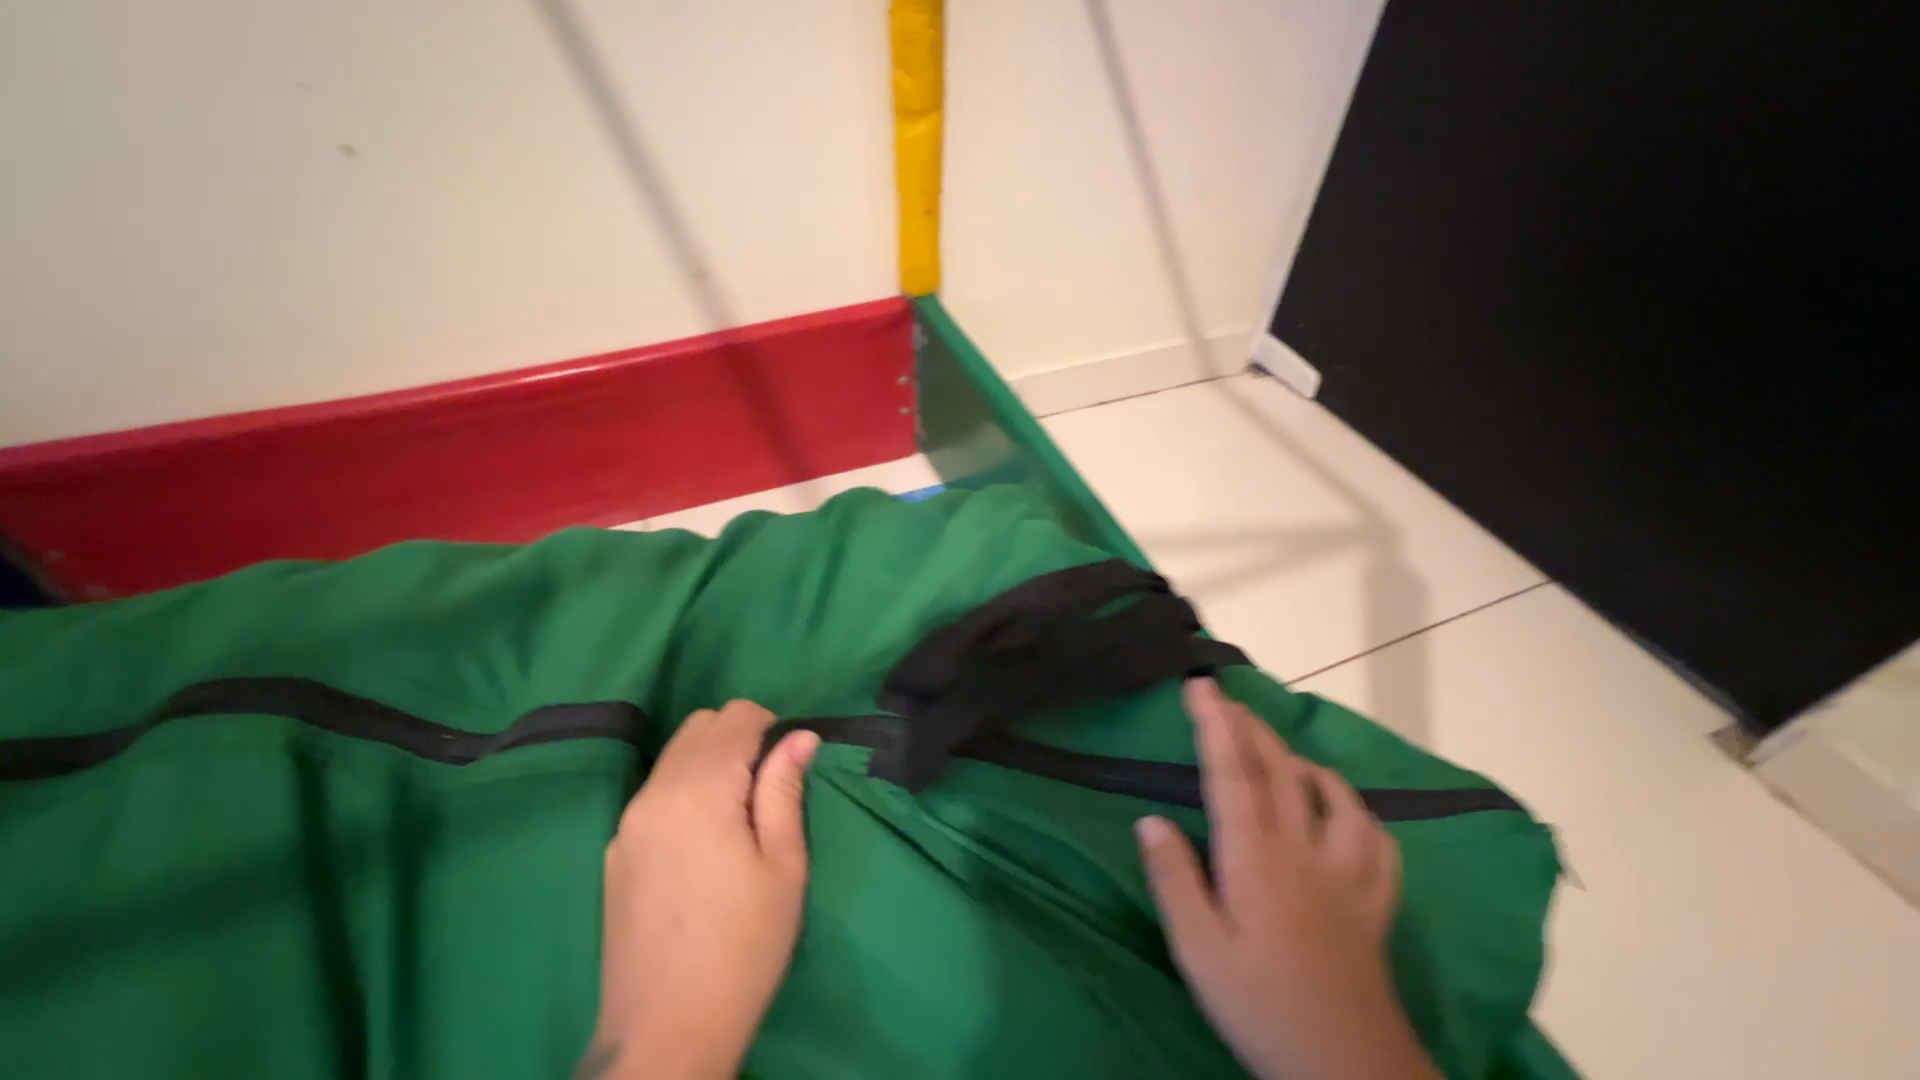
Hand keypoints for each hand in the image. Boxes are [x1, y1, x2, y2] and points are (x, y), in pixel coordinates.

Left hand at [583, 701, 820, 1079]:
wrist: (665, 1030)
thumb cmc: (743, 946)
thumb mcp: (784, 866)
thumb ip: (785, 790)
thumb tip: (799, 736)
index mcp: (700, 790)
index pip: (734, 717)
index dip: (769, 726)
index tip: (788, 763)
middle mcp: (655, 793)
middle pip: (698, 726)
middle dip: (738, 736)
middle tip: (768, 786)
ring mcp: (627, 823)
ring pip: (673, 756)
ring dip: (709, 760)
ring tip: (738, 813)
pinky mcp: (615, 852)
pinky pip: (654, 792)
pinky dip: (684, 789)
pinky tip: (703, 841)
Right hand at [1137, 679, 1438, 1079]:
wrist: (1348, 1067)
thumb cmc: (1260, 1006)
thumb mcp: (1198, 950)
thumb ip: (1175, 880)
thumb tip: (1150, 819)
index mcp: (1255, 858)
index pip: (1231, 774)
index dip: (1215, 725)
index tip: (1201, 685)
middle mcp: (1304, 851)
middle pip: (1279, 771)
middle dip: (1251, 727)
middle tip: (1227, 698)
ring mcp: (1348, 875)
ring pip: (1333, 796)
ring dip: (1304, 761)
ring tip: (1282, 750)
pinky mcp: (1375, 904)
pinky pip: (1378, 843)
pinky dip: (1360, 814)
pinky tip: (1347, 813)